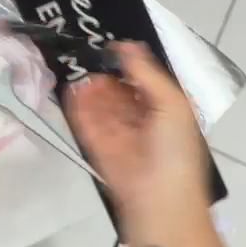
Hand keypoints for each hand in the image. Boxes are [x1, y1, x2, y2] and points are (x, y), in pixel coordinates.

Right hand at [65, 42, 208, 236]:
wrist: (159, 201)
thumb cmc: (174, 150)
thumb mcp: (172, 103)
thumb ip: (147, 73)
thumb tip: (125, 46)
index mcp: (168, 109)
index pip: (144, 80)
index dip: (128, 64)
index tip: (108, 47)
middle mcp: (144, 121)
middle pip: (120, 93)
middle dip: (105, 76)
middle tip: (87, 58)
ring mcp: (120, 137)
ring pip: (102, 108)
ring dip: (90, 91)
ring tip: (77, 72)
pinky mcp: (100, 151)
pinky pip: (88, 127)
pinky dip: (79, 110)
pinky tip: (71, 93)